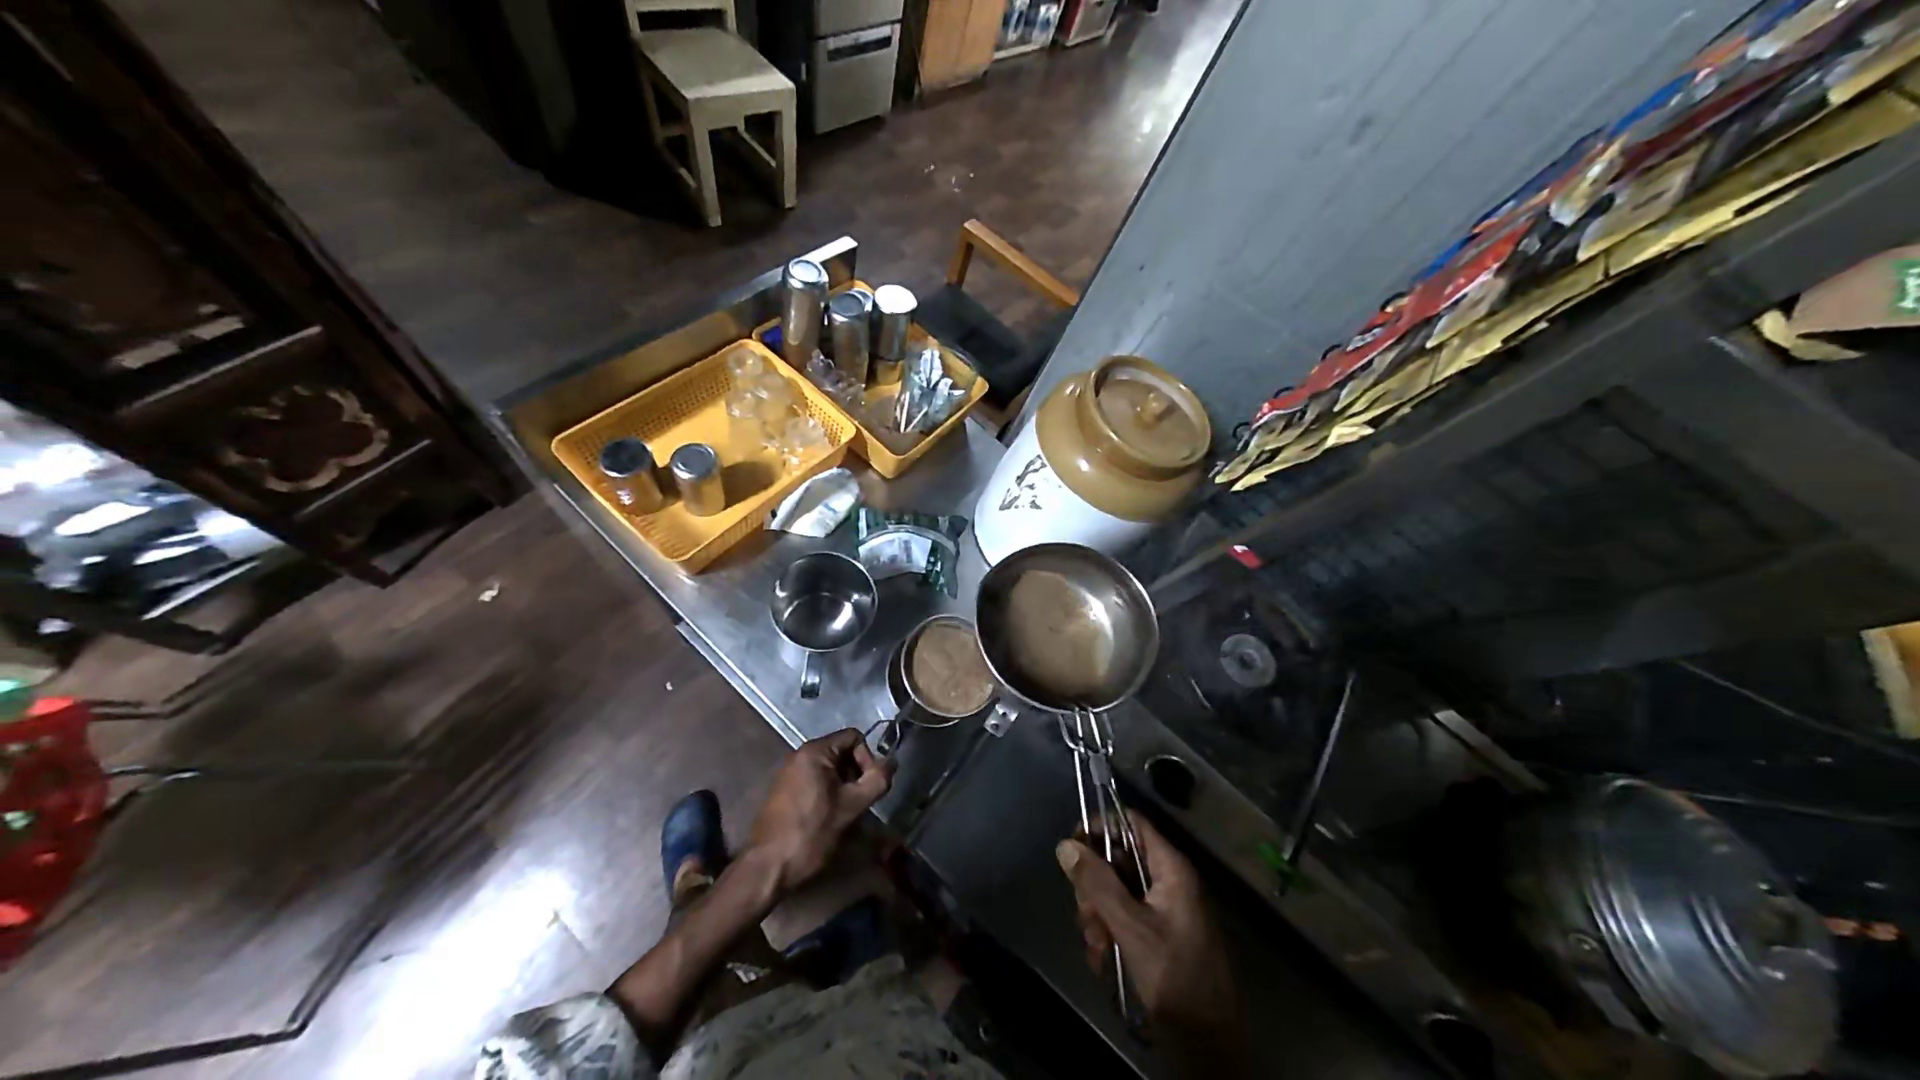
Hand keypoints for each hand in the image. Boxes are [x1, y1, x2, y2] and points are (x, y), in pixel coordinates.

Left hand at [748, 728, 893, 890]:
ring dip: (843, 787)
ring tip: (844, 814)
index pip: (854, 737)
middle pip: (841, 752)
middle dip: (856, 775)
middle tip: (859, 803)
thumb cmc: (811, 833)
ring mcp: (788, 773)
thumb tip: (892, 762)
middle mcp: (798, 756)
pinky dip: (827, 794)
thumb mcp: (851, 806)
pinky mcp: (782, 792)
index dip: (868, 759)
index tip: (868, 787)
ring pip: (828, 770)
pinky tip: (826, 819)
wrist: (767, 867)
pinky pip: (814, 782)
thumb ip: (877, 781)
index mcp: (814, 751)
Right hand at [1056, 813, 1237, 1036]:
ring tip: (1096, 946)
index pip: (1132, 824)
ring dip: (1098, 916)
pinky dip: (1108, 933)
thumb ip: (1098, 884)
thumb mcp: (1131, 927)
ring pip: (1115, 892)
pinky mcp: (1156, 934)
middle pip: (1118, 861)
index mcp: (1172, 869)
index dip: (1101, 827)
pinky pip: (1122, 917)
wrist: (1206, 1042)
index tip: (1072, 846)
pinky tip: (1102, 959)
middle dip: (1095, 887)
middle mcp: (1168, 882)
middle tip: (1085, 915)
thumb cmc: (1175, 976)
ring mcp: (1163, 909)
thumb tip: (1065, 844)